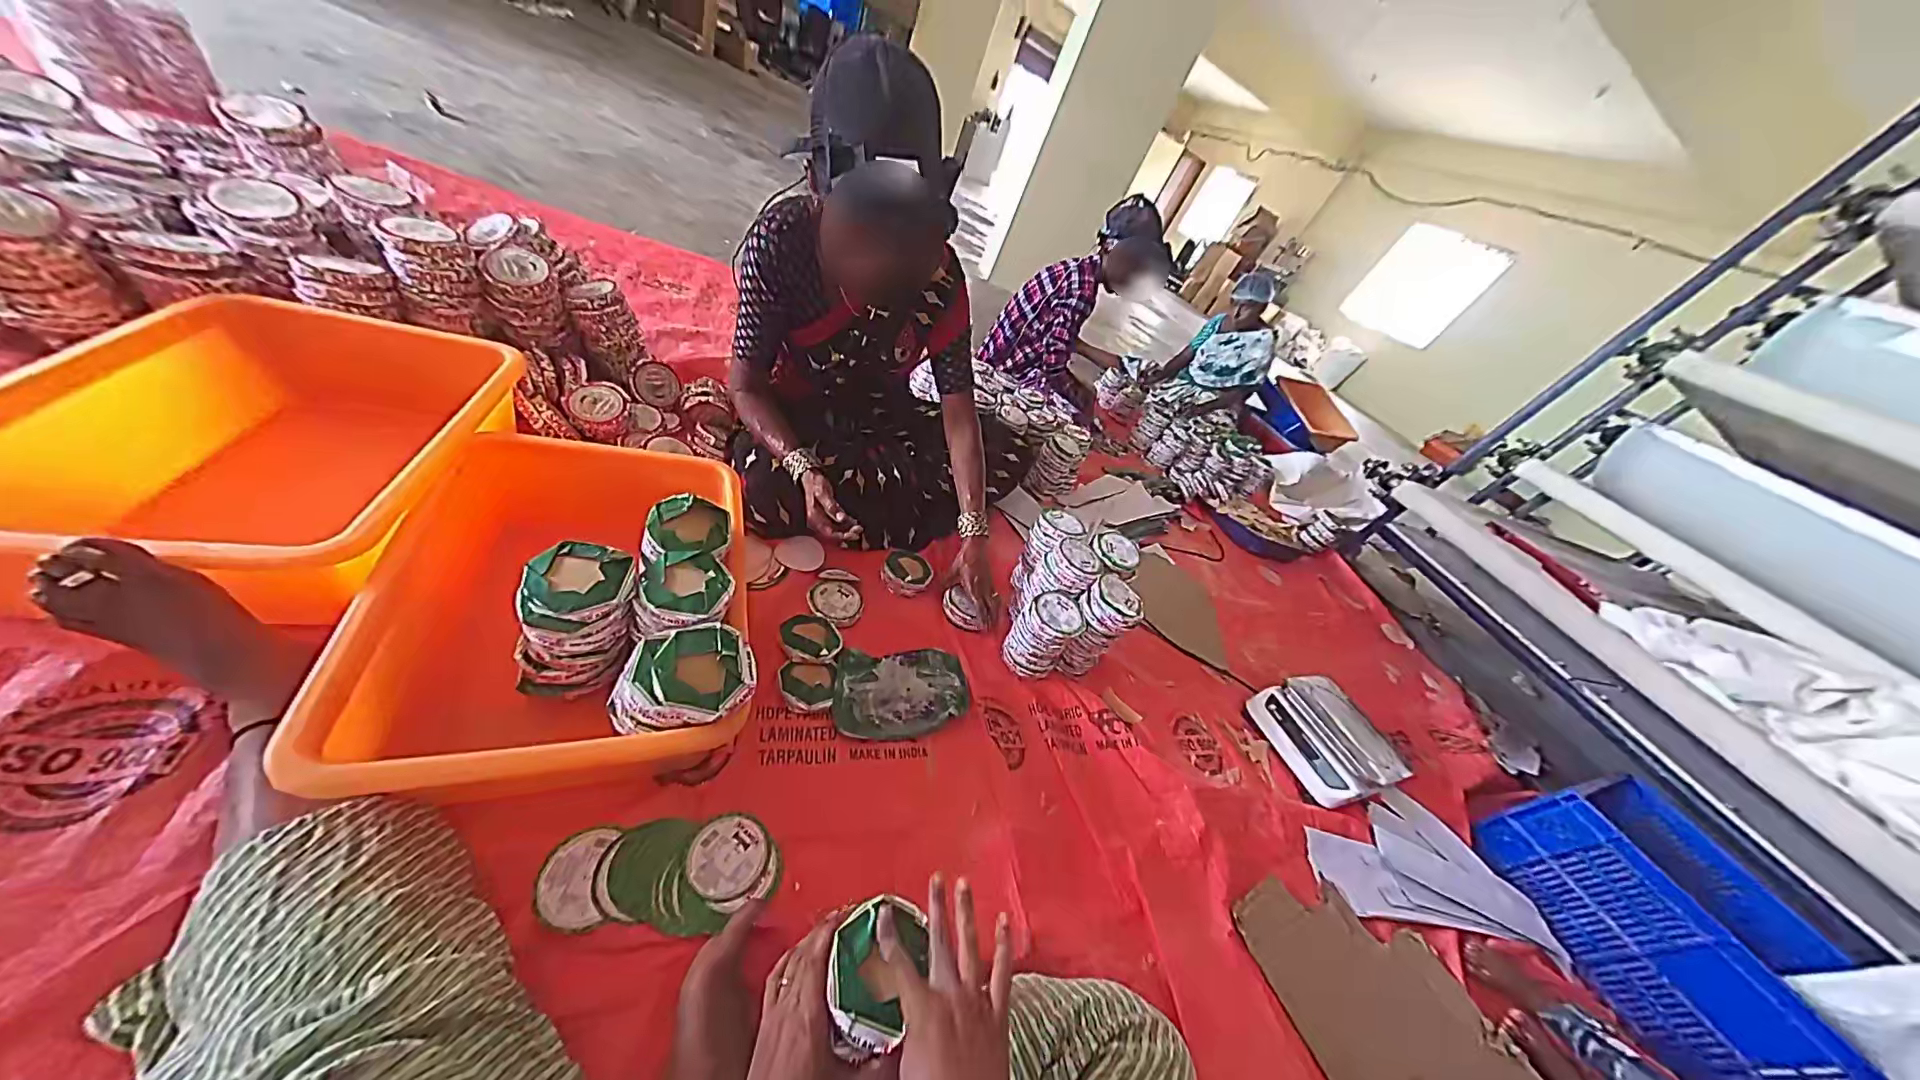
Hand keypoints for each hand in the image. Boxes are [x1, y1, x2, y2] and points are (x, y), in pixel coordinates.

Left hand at [747, 910, 888, 1079]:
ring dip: (805, 943)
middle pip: (803, 954)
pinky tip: (794, 961)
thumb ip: (876, 1064)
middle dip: (822, 930)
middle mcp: (787, 1007)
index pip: (816, 957)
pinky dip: (787, 962)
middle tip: (841, 917)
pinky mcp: (764, 1025)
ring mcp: (773, 1014)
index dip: (829, 931)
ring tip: (823, 932)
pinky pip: (775, 979)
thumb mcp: (845, 1079)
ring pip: (787, 964)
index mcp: (807, 1013)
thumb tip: (900, 1048)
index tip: (845, 913)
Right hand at [801, 470, 862, 545]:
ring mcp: (819, 519)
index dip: (842, 535)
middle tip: (859, 529)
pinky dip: (844, 525)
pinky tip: (852, 522)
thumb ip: (831, 506)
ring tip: (858, 526)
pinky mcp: (823, 515)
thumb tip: (841, 518)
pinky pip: (834, 524)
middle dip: (847, 533)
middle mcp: (815, 521)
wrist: (808, 475)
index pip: (829, 533)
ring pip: (834, 529)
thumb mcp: (822, 492)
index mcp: (813, 517)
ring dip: (846, 530)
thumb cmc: (814, 482)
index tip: (854, 534)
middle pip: (832, 533)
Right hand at [877, 875, 1012, 1079]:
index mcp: (922, 1007)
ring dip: (966, 913)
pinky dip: (1003, 944)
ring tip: (964, 884)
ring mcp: (976, 1000)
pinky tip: (1004, 921)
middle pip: (940, 941)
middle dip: (936, 907)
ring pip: (970, 946)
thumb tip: (896, 1018)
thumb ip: (902, 1029)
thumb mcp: (905, 1061)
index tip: (884, 911)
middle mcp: (950, 995)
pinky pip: (1002, 971)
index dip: (888, 935)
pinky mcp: (998, 1011)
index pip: (898, 962)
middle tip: (936, 877)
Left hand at [945, 537, 997, 626]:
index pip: (979, 605)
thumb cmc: (965, 558)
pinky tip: (999, 609)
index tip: (984, 627)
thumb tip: (938, 591)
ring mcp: (988, 584)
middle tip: (992, 631)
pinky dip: (998, 604)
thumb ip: (947, 582)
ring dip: (996, 613)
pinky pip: (995, 595)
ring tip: (998, 624)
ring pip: (994, 602)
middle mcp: (982, 587)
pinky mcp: (991, 580)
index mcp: (972, 586)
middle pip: (989, 607)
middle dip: (991, 619)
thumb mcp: (953, 571)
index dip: (982, 617)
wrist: (976, 546)